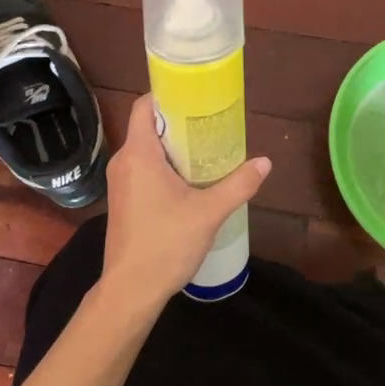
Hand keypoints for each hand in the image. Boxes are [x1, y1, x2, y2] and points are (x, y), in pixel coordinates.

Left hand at [100, 96, 269, 305]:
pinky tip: (187, 181)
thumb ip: (238, 185)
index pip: (144, 106)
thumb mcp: (209, 213)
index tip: (195, 97)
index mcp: (139, 153)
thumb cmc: (166, 244)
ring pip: (145, 150)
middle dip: (178, 123)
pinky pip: (141, 170)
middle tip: (209, 125)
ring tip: (204, 151)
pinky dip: (162, 167)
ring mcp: (119, 183)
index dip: (167, 95)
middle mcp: (123, 161)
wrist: (130, 290)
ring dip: (172, 148)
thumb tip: (265, 162)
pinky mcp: (122, 201)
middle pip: (148, 127)